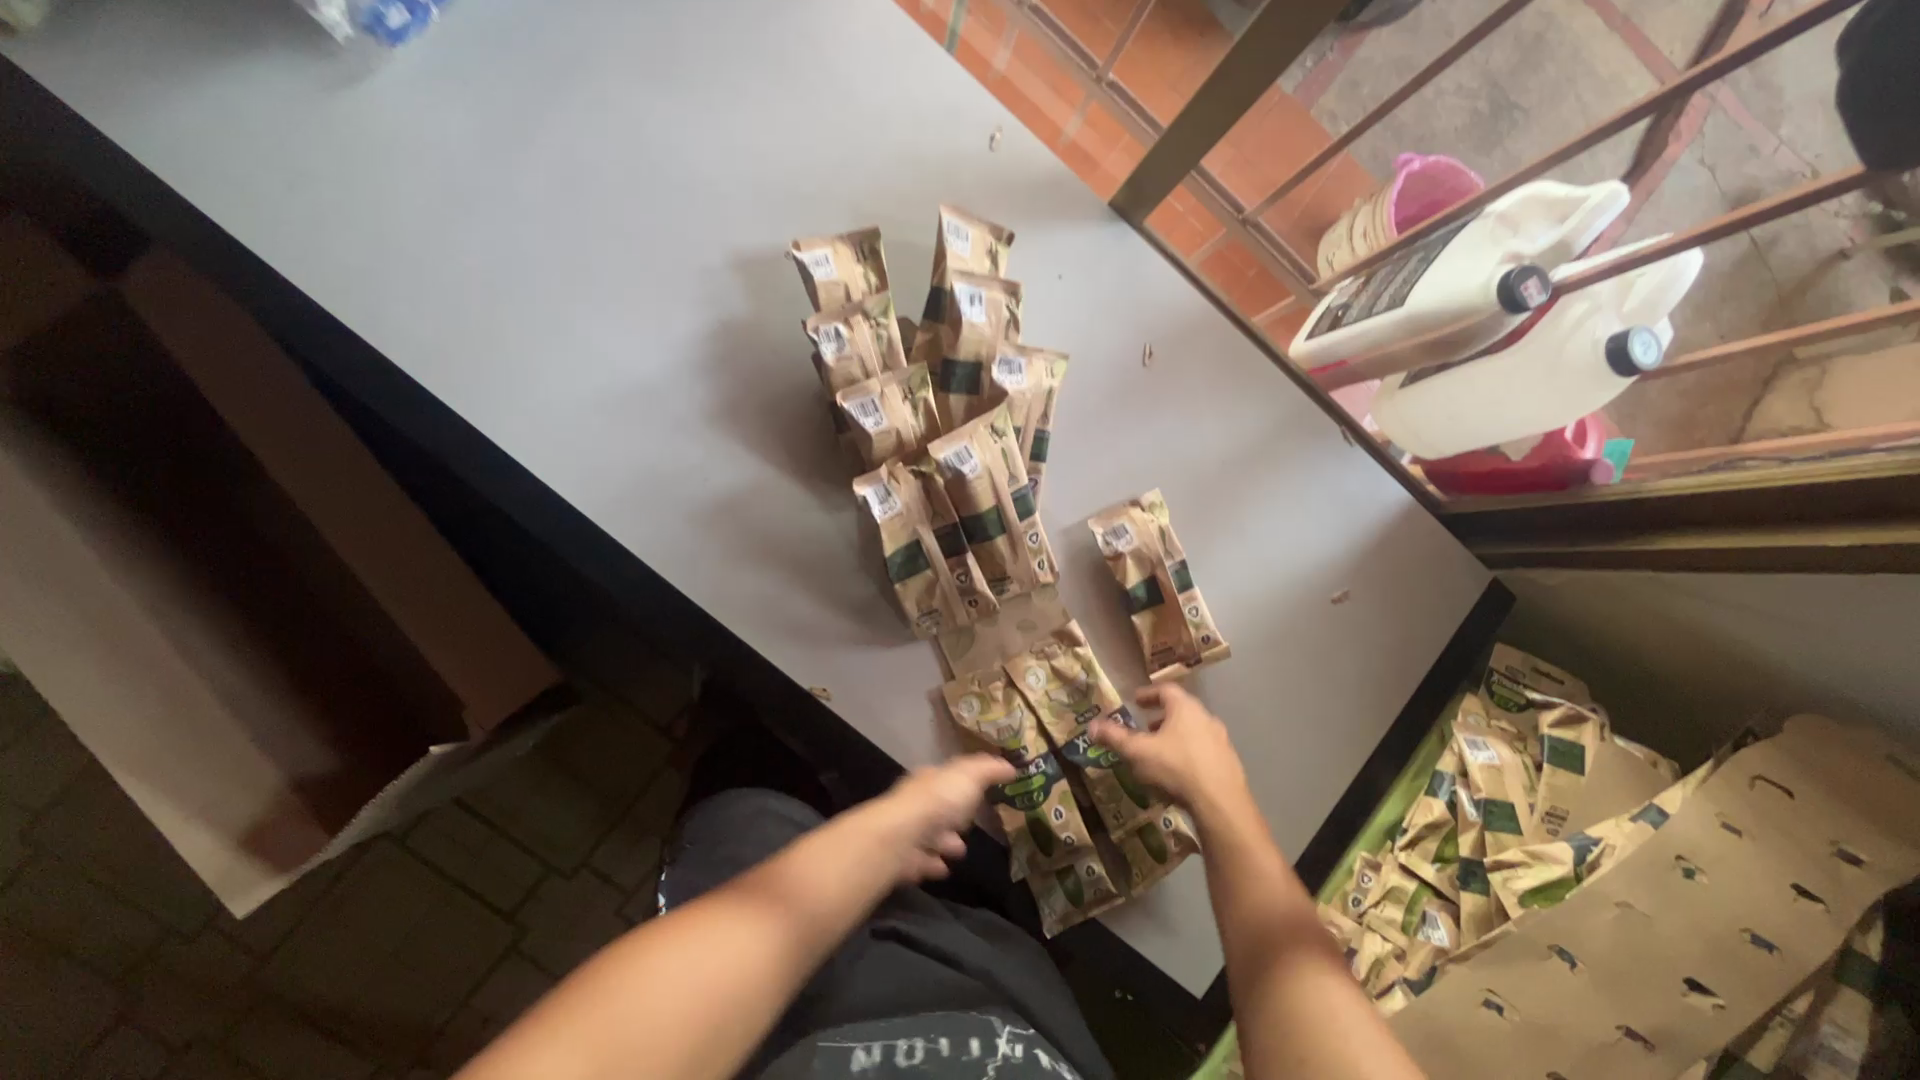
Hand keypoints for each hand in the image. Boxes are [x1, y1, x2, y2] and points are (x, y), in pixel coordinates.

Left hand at [868, 754, 1015, 884]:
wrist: (902, 837)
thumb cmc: (938, 801)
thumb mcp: (969, 776)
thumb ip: (988, 770)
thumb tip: (1010, 766)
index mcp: (929, 780)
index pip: (945, 777)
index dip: (960, 783)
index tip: (977, 792)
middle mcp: (915, 803)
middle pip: (936, 809)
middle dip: (952, 817)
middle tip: (968, 826)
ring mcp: (908, 832)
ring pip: (928, 836)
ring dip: (944, 842)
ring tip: (961, 851)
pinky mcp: (904, 860)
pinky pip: (922, 862)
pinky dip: (933, 864)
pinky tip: (944, 869)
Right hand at [1091, 683, 1248, 820]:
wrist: (1221, 803)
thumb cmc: (1176, 768)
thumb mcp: (1138, 752)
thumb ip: (1114, 737)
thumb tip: (1091, 726)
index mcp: (1185, 708)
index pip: (1165, 690)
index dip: (1148, 694)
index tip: (1135, 701)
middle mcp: (1206, 718)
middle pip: (1181, 710)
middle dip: (1161, 718)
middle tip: (1145, 728)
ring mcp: (1221, 740)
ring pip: (1194, 731)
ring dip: (1176, 736)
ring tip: (1160, 752)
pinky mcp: (1229, 763)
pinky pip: (1204, 751)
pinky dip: (1189, 754)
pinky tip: (1179, 773)